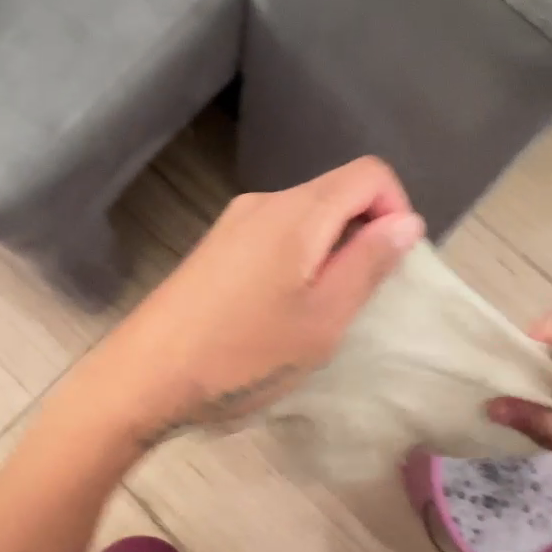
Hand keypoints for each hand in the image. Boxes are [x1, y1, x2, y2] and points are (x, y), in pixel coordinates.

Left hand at [65, 157, 423, 446]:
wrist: (144, 377)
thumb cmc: (243, 354)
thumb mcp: (322, 319)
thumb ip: (368, 263)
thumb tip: (407, 220)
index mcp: (297, 212)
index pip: (370, 173)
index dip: (396, 210)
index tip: (389, 266)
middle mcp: (264, 202)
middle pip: (337, 192)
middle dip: (363, 235)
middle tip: (355, 300)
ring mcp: (234, 222)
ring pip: (307, 217)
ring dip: (329, 253)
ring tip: (316, 314)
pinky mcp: (216, 247)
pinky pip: (276, 235)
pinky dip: (298, 260)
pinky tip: (279, 311)